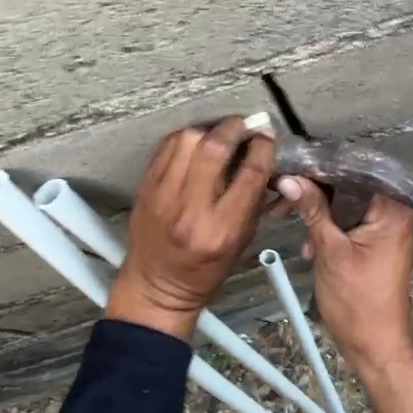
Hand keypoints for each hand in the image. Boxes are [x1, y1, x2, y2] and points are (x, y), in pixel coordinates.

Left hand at [106, 117, 272, 339]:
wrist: (156, 288)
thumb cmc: (205, 271)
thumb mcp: (242, 241)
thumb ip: (253, 199)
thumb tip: (261, 157)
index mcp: (222, 228)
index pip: (249, 173)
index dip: (262, 147)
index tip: (266, 137)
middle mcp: (191, 209)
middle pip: (215, 148)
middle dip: (235, 128)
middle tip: (244, 125)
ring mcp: (163, 195)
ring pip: (187, 140)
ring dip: (208, 130)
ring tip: (218, 133)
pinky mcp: (145, 187)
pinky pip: (166, 147)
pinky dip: (185, 138)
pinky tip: (196, 142)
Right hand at [279, 178, 412, 412]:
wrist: (376, 347)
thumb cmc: (357, 301)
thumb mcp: (330, 251)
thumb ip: (312, 210)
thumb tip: (288, 178)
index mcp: (391, 206)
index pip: (350, 170)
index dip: (316, 169)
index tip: (284, 170)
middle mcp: (393, 208)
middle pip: (346, 184)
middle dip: (311, 191)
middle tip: (277, 198)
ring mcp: (385, 223)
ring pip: (343, 202)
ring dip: (315, 211)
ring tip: (283, 218)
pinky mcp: (375, 238)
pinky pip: (348, 219)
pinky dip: (326, 227)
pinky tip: (308, 246)